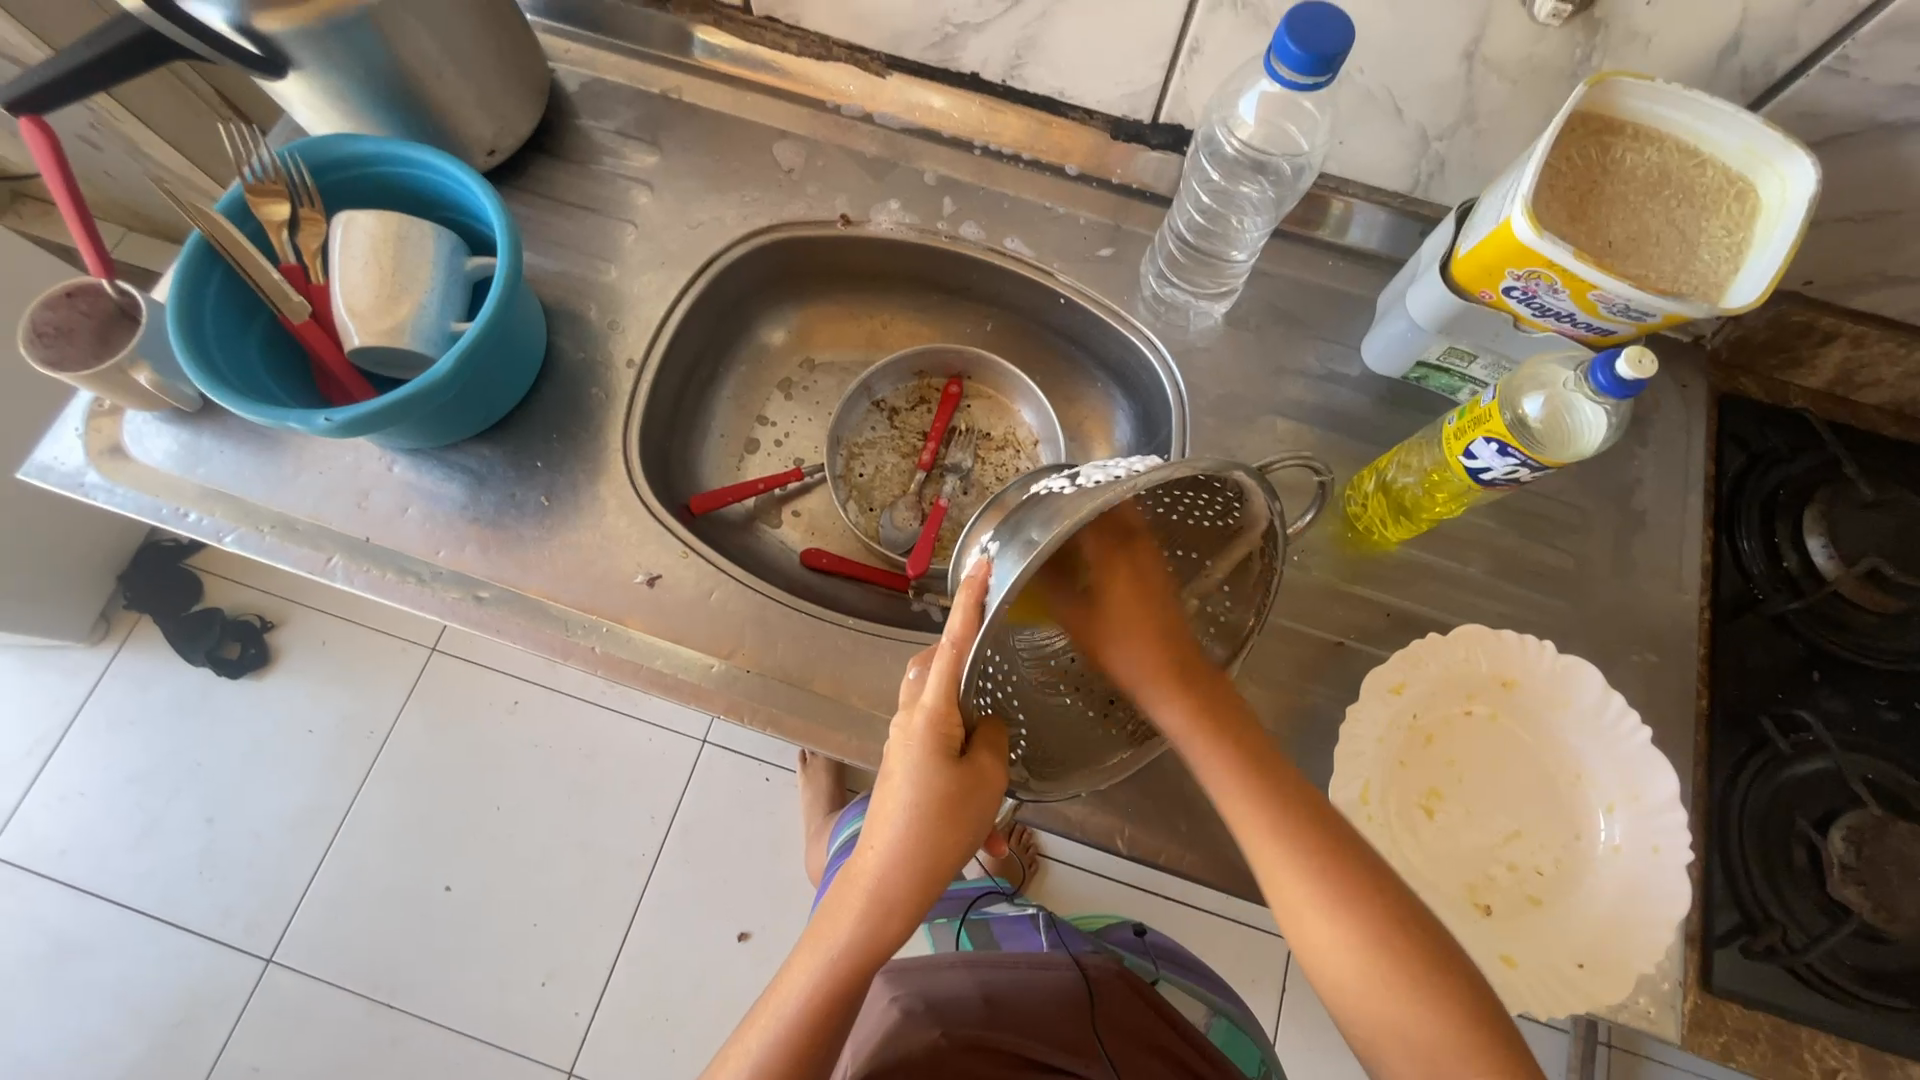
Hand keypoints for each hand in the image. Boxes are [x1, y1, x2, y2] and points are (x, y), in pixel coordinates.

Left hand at [832, 559, 1009, 944]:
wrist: (887, 880)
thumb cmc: (940, 825)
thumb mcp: (985, 779)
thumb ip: (991, 736)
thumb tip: (983, 722)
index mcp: (930, 709)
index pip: (955, 641)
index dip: (971, 601)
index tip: (981, 563)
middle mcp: (909, 715)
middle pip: (935, 666)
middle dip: (962, 659)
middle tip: (993, 671)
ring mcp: (901, 740)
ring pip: (935, 705)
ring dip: (964, 716)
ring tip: (992, 757)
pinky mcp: (901, 764)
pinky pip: (933, 738)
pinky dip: (958, 752)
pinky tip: (979, 806)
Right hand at [1032, 504, 1216, 704]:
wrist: (1173, 674)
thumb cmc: (1120, 648)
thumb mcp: (1074, 617)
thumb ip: (1049, 581)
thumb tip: (1026, 558)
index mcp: (1112, 545)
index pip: (1080, 504)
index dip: (1055, 501)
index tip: (1032, 504)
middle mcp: (1135, 537)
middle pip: (1104, 500)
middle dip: (1076, 499)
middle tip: (1048, 509)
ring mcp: (1150, 549)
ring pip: (1120, 513)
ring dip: (1094, 512)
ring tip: (1064, 524)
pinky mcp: (1157, 564)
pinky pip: (1130, 530)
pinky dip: (1109, 528)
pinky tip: (1089, 548)